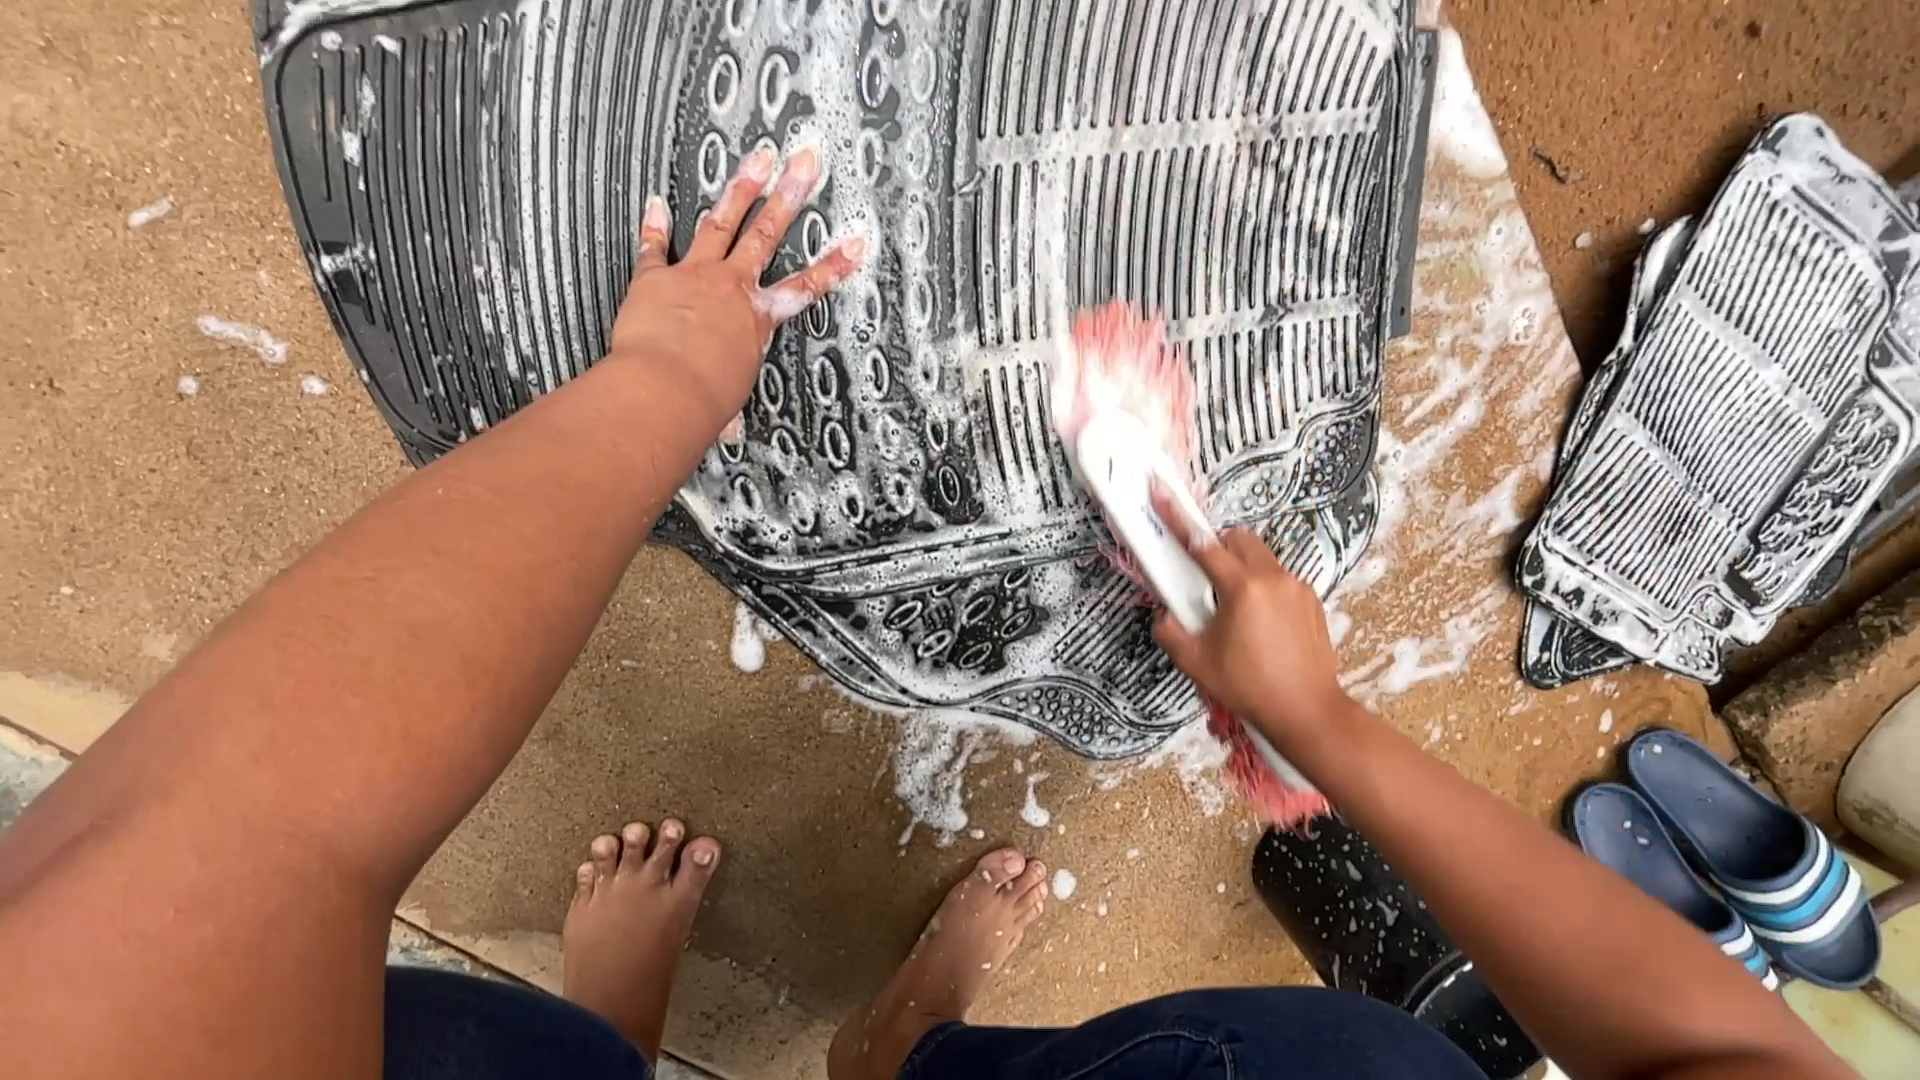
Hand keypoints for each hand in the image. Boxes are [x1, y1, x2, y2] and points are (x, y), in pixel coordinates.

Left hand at [606, 145, 865, 434]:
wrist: (666, 389)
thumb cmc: (702, 402)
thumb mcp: (728, 404)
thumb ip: (728, 408)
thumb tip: (727, 430)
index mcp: (757, 320)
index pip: (805, 287)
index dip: (834, 264)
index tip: (855, 241)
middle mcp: (732, 290)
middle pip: (767, 235)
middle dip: (789, 195)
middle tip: (804, 163)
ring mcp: (695, 278)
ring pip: (721, 224)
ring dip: (740, 189)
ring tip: (757, 159)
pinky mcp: (656, 279)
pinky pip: (655, 247)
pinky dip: (654, 225)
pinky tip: (657, 201)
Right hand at [1149, 485, 1356, 751]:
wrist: (1307, 711)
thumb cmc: (1250, 687)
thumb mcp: (1195, 662)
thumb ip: (1170, 630)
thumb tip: (1164, 614)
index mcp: (1242, 589)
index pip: (1202, 544)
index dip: (1176, 517)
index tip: (1160, 493)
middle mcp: (1273, 579)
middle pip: (1238, 538)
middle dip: (1218, 546)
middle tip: (1204, 575)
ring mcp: (1297, 587)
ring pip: (1261, 557)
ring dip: (1240, 567)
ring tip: (1231, 606)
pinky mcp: (1311, 600)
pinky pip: (1279, 578)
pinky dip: (1261, 586)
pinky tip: (1257, 622)